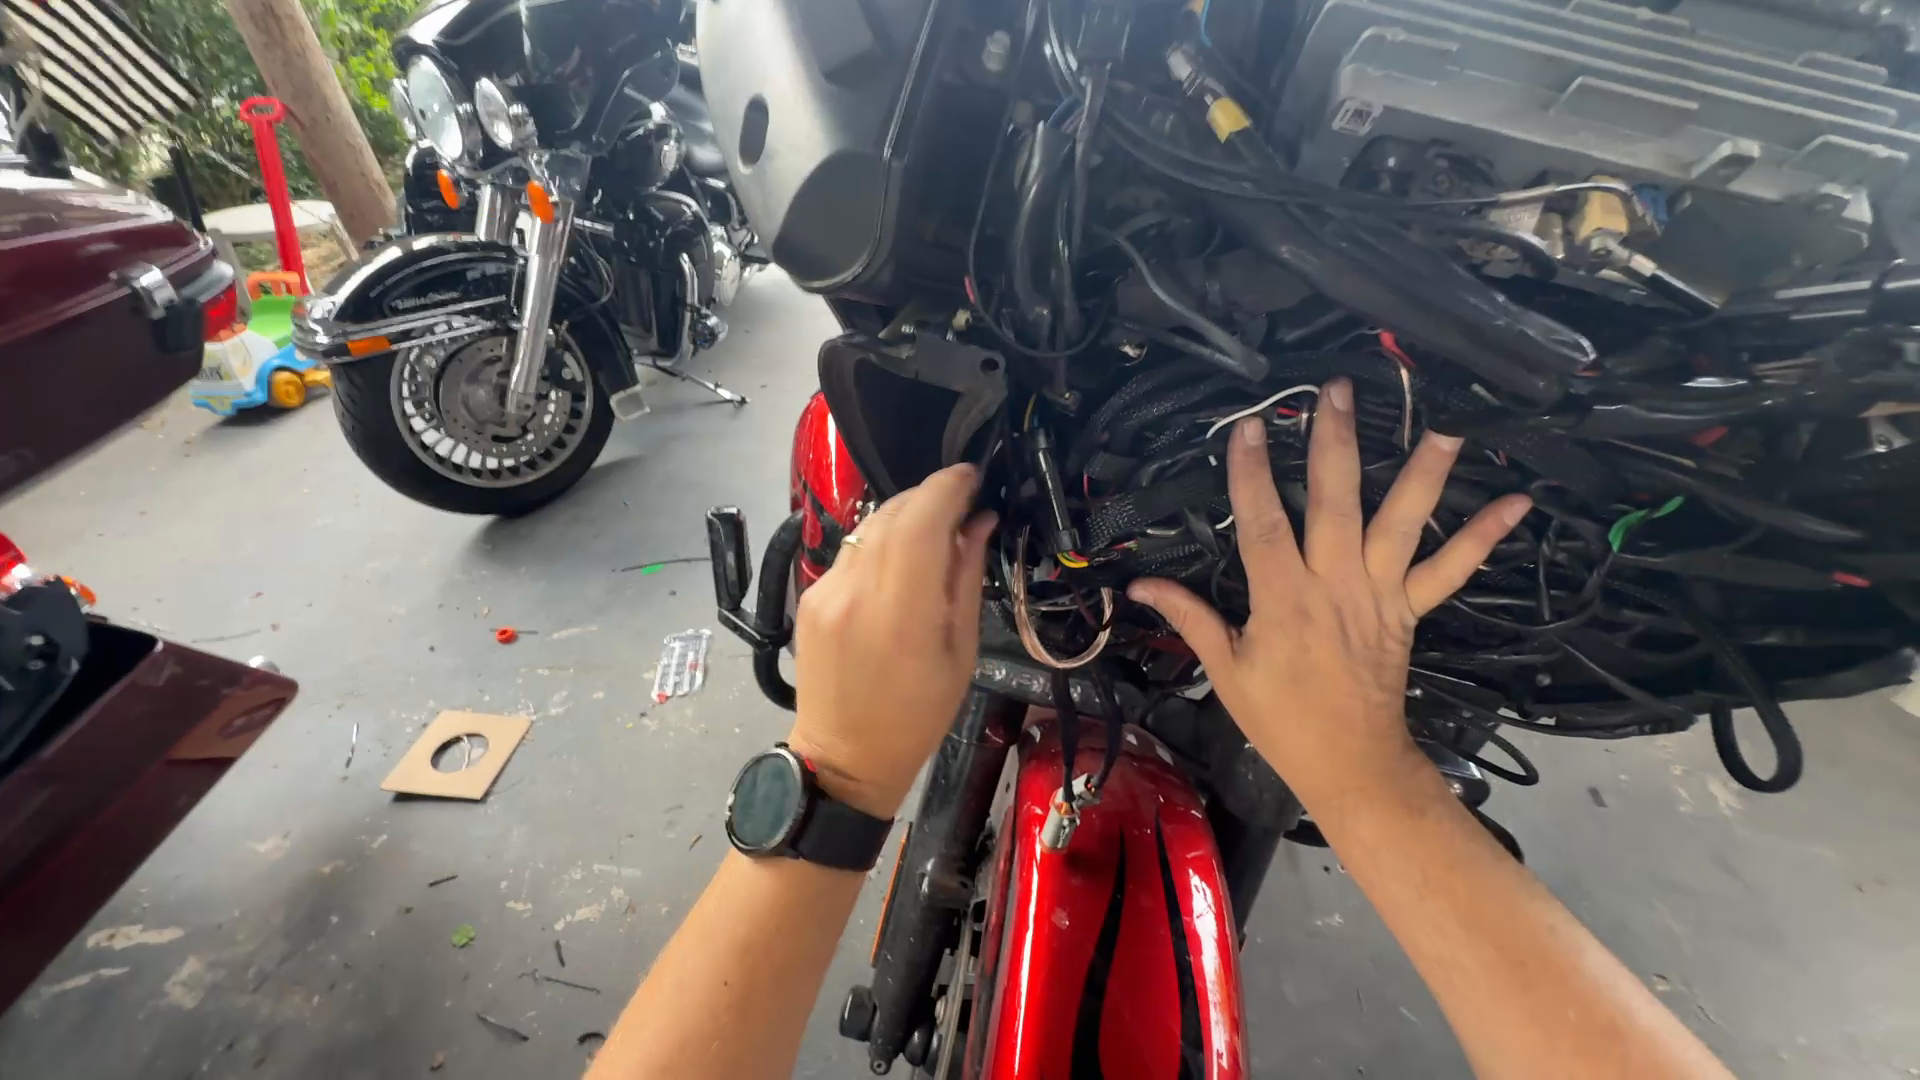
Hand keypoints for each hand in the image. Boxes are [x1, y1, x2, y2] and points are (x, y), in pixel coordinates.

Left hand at [788, 464, 997, 817]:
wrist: (843, 757)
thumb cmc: (917, 715)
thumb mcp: (960, 651)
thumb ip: (965, 577)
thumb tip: (979, 521)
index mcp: (902, 611)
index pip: (922, 519)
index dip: (949, 486)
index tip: (973, 475)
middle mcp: (856, 590)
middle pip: (893, 512)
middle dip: (930, 496)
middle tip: (961, 503)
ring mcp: (824, 590)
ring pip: (868, 526)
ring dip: (904, 516)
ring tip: (933, 530)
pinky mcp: (809, 596)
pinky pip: (850, 551)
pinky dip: (879, 543)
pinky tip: (897, 563)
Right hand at [1126, 378, 1531, 810]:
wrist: (1351, 762)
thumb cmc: (1280, 719)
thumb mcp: (1224, 669)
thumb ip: (1188, 617)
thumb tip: (1138, 584)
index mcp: (1283, 599)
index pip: (1262, 523)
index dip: (1251, 473)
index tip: (1247, 426)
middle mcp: (1335, 585)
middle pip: (1335, 504)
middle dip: (1333, 444)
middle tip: (1336, 392)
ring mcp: (1379, 595)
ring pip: (1401, 526)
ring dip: (1422, 476)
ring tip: (1444, 429)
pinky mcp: (1409, 611)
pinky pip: (1449, 571)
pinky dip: (1481, 538)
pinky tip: (1517, 504)